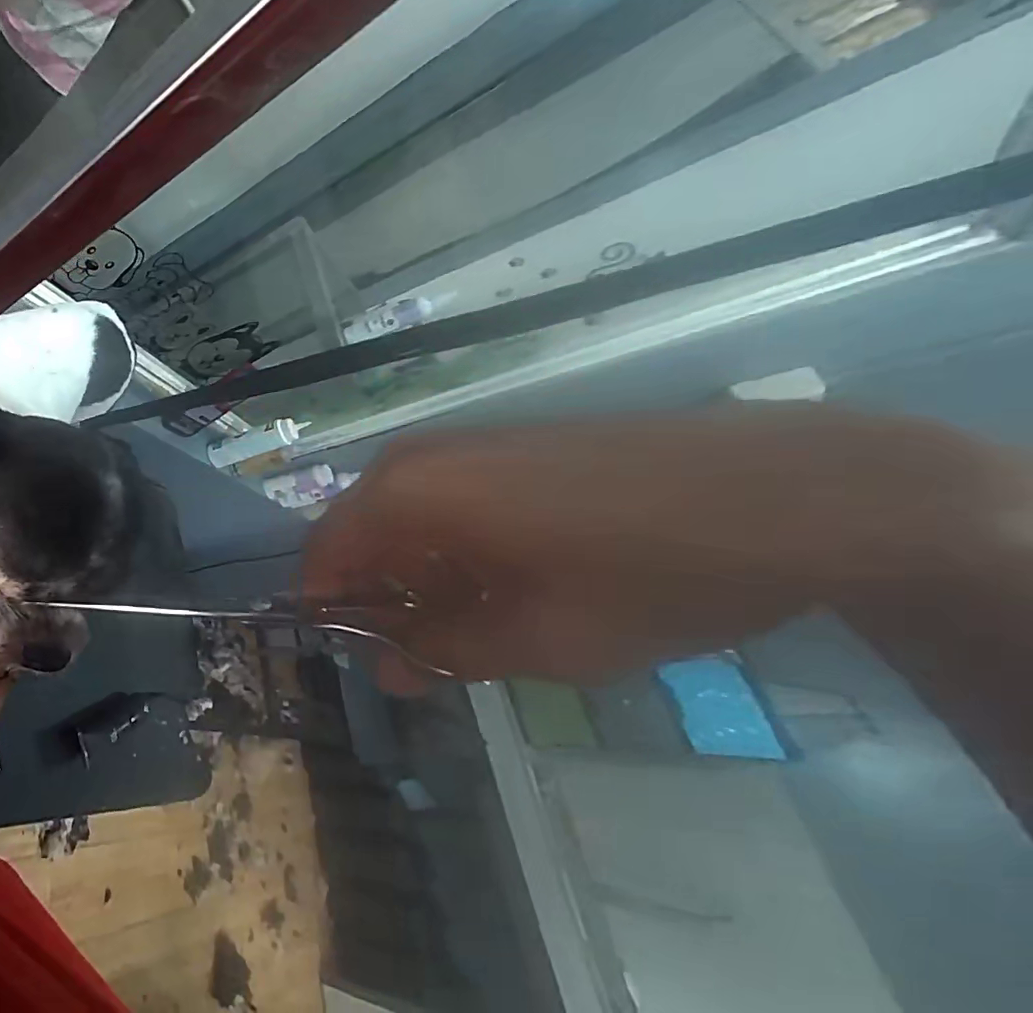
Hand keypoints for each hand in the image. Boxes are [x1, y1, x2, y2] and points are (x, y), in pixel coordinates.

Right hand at [302, 406, 1029, 693]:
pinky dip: (452, 547)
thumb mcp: (535, 640)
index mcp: (403, 496)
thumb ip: (441, 653)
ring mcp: (462, 444)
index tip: (358, 658)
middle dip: (379, 599)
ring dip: (418, 576)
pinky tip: (511, 579)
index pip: (322, 557)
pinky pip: (445, 499)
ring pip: (403, 520)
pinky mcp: (506, 443)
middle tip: (423, 653)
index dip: (329, 613)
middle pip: (360, 537)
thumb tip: (385, 668)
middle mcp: (416, 459)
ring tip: (474, 624)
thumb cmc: (644, 573)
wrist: (790, 490)